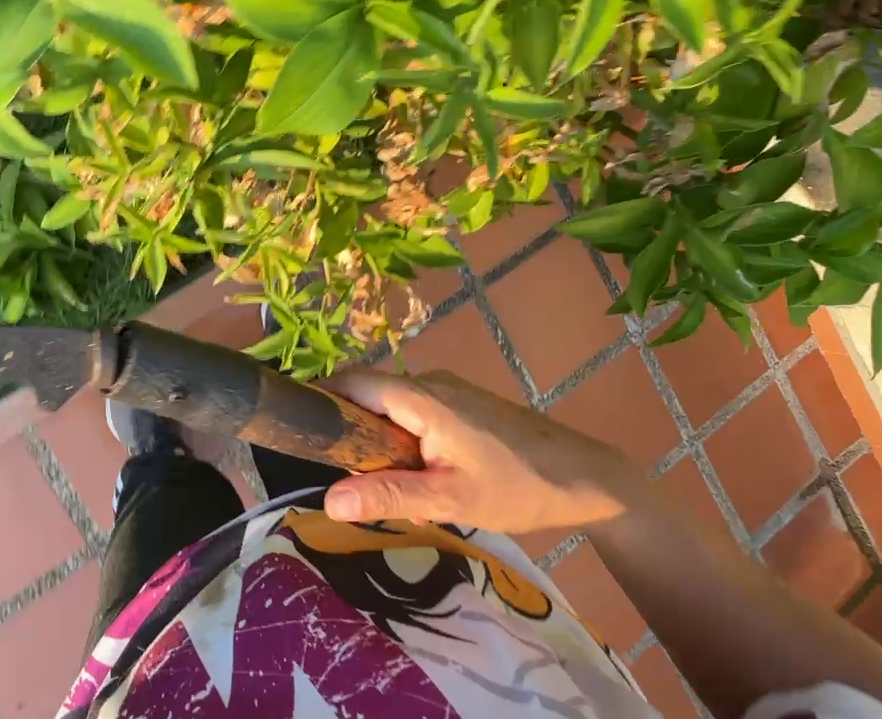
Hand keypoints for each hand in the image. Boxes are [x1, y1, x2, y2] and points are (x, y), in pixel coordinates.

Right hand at [320, 369, 641, 533]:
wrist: (586, 477)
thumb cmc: (517, 486)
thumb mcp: (450, 499)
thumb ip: (389, 496)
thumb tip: (327, 500)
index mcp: (422, 397)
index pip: (353, 381)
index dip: (320, 397)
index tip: (295, 429)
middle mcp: (431, 383)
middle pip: (369, 392)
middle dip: (347, 426)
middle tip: (336, 472)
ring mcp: (450, 391)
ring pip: (392, 404)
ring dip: (376, 435)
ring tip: (372, 481)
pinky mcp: (463, 404)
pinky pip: (414, 411)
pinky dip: (400, 436)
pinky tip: (412, 474)